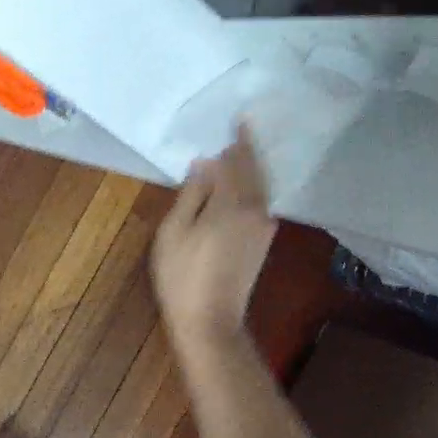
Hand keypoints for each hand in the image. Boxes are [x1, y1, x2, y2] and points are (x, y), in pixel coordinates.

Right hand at [151, 127, 277, 342]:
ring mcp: (263, 229)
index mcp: (233, 205)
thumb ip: (191, 194)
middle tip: (242, 129)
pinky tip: (240, 185)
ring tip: (238, 152)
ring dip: (251, 169)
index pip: (237, 164)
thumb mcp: (175, 231)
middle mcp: (256, 212)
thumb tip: (203, 165)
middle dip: (248, 152)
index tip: (241, 119)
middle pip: (255, 174)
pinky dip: (252, 187)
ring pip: (260, 188)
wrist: (209, 319)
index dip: (238, 142)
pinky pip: (259, 203)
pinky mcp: (261, 242)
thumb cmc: (182, 274)